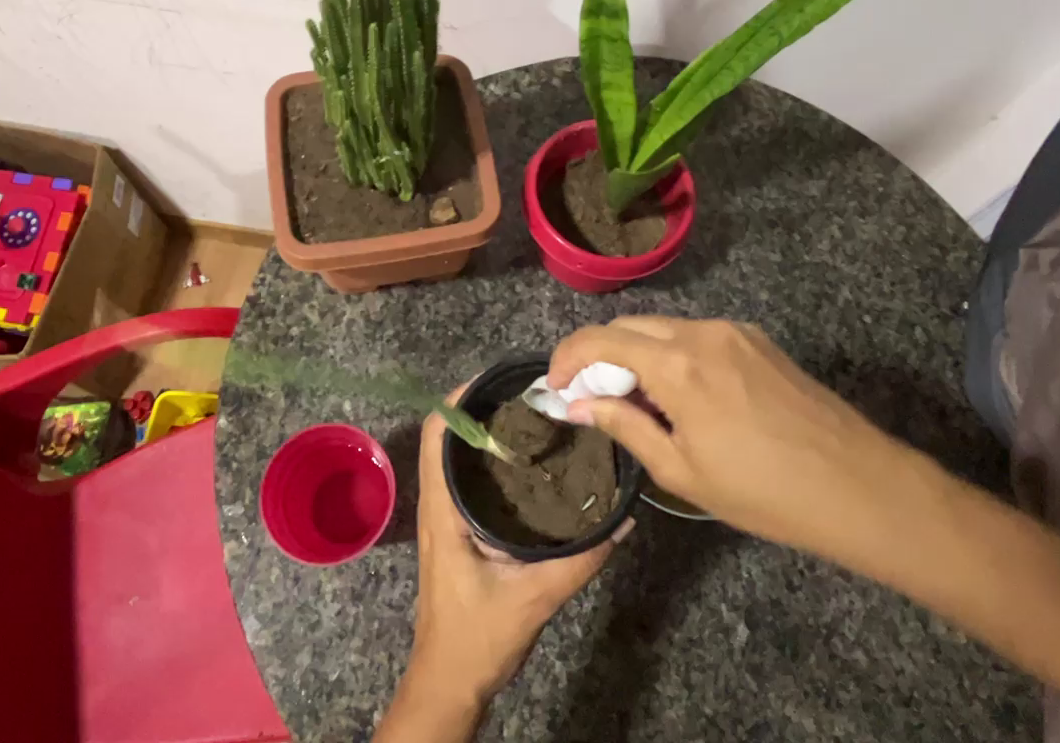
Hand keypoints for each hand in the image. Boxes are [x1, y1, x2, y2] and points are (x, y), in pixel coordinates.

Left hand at [403, 389, 627, 704]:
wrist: (450, 680)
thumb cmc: (478, 637)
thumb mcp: (535, 596)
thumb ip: (580, 559)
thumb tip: (622, 520)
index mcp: (443, 510)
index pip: (438, 435)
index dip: (459, 399)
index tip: (498, 380)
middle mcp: (438, 505)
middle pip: (446, 438)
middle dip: (480, 409)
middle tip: (528, 396)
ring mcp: (444, 518)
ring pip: (454, 458)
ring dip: (483, 434)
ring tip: (530, 418)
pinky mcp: (456, 531)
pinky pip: (464, 480)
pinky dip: (488, 460)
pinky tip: (524, 463)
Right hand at [549, 316, 914, 565]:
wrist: (859, 486)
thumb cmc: (763, 490)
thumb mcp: (680, 469)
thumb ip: (623, 425)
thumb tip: (577, 404)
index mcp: (677, 362)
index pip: (600, 339)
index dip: (566, 358)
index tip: (554, 387)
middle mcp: (702, 332)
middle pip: (630, 326)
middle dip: (599, 355)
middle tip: (589, 398)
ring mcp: (735, 331)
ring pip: (664, 329)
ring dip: (636, 355)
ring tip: (636, 402)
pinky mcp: (759, 341)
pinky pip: (697, 336)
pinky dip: (672, 355)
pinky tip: (679, 395)